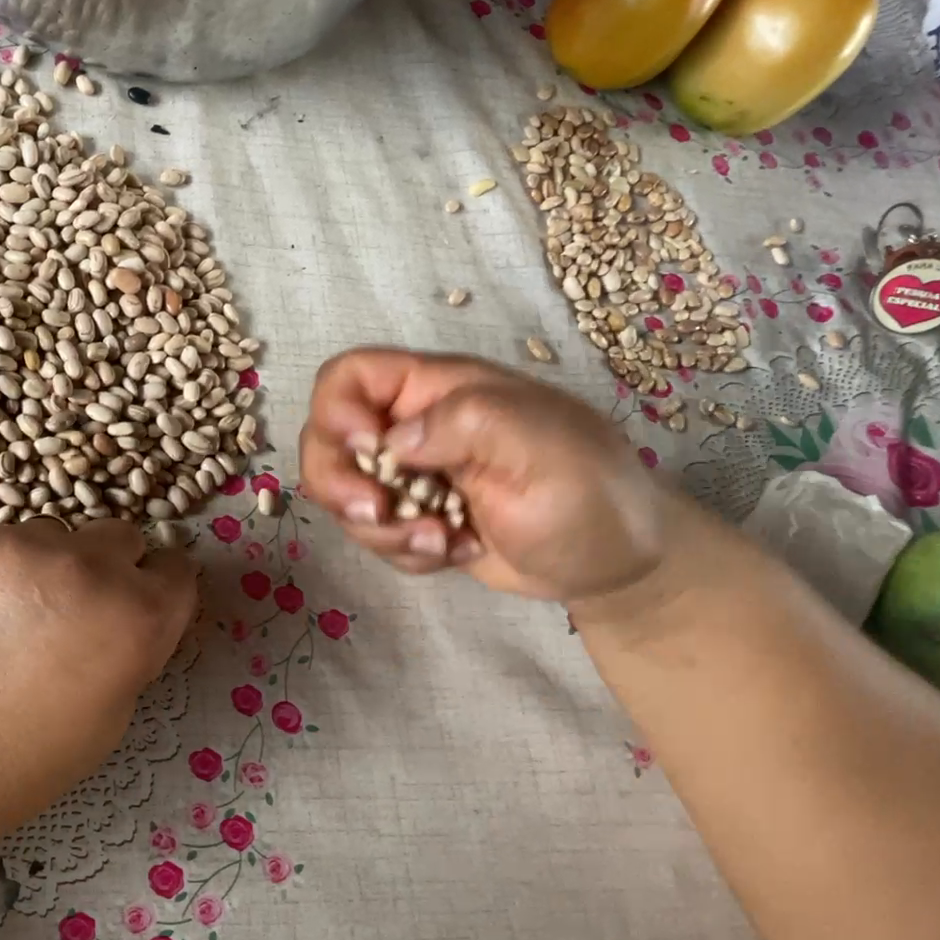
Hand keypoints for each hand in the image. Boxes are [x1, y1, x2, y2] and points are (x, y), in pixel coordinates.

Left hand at [0, 518, 197, 855]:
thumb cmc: (19, 764)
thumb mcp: (109, 720)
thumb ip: (130, 650)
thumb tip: (126, 616)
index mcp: (135, 615)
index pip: (176, 570)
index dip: (158, 592)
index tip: (137, 609)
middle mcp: (85, 566)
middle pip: (119, 538)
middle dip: (108, 570)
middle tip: (72, 615)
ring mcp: (16, 546)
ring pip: (53, 535)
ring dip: (47, 566)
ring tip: (8, 619)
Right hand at [298, 348, 668, 602]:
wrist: (615, 563)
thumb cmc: (593, 494)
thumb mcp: (545, 445)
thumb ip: (469, 421)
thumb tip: (392, 442)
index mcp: (436, 391)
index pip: (349, 376)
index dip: (337, 410)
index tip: (368, 451)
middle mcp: (409, 428)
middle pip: (325, 441)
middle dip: (341, 485)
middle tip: (383, 514)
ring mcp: (406, 476)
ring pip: (340, 494)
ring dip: (379, 528)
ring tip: (442, 541)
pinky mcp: (408, 518)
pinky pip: (369, 533)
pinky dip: (401, 551)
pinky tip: (453, 551)